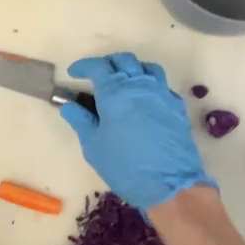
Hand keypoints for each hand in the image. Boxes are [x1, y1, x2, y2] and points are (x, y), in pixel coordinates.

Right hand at [61, 53, 214, 210]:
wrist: (170, 185)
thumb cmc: (124, 165)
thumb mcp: (93, 145)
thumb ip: (80, 120)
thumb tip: (68, 105)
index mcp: (115, 92)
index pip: (98, 67)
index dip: (83, 67)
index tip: (74, 74)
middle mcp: (140, 85)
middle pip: (123, 60)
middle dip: (107, 63)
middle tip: (95, 76)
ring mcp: (162, 94)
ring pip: (146, 68)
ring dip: (130, 69)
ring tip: (121, 82)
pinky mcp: (177, 107)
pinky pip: (161, 85)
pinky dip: (148, 84)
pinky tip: (143, 99)